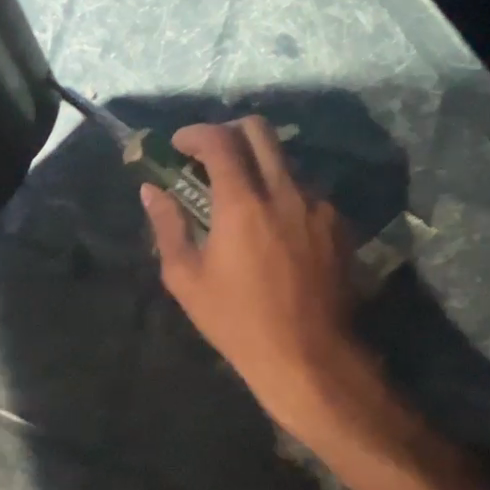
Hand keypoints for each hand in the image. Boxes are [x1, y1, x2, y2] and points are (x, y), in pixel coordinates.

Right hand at [140, 117, 375, 447]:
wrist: (309, 357)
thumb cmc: (237, 321)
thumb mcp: (186, 278)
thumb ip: (168, 226)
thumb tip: (151, 191)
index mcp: (242, 204)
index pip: (219, 141)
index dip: (194, 133)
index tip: (178, 146)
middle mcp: (284, 193)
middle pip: (259, 131)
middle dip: (228, 132)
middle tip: (208, 156)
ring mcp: (317, 208)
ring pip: (284, 161)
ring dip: (256, 165)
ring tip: (238, 197)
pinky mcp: (338, 227)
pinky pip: (305, 192)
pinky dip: (281, 194)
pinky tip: (270, 226)